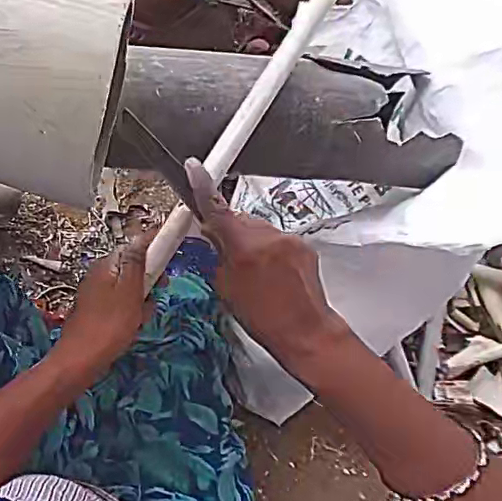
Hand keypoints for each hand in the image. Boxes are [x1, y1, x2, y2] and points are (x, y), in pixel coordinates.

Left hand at [51, 229, 156, 372]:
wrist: (81, 360)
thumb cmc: (109, 325)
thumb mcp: (129, 291)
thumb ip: (136, 264)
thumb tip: (141, 236)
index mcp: (106, 266)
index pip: (134, 247)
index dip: (154, 249)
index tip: (171, 254)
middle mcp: (100, 276)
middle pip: (134, 271)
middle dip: (149, 285)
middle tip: (155, 296)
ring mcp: (98, 295)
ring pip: (131, 292)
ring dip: (141, 305)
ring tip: (139, 320)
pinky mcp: (99, 313)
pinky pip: (123, 307)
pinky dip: (131, 316)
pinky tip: (131, 330)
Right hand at [185, 159, 354, 365]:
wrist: (305, 332)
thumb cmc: (263, 318)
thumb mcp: (225, 288)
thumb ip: (218, 255)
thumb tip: (214, 235)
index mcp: (244, 248)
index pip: (217, 209)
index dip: (202, 187)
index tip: (195, 168)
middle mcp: (268, 237)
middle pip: (239, 220)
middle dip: (230, 232)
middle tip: (227, 256)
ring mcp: (289, 240)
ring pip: (258, 229)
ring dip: (251, 242)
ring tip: (254, 272)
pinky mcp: (304, 245)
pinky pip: (277, 238)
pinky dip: (270, 250)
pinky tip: (271, 273)